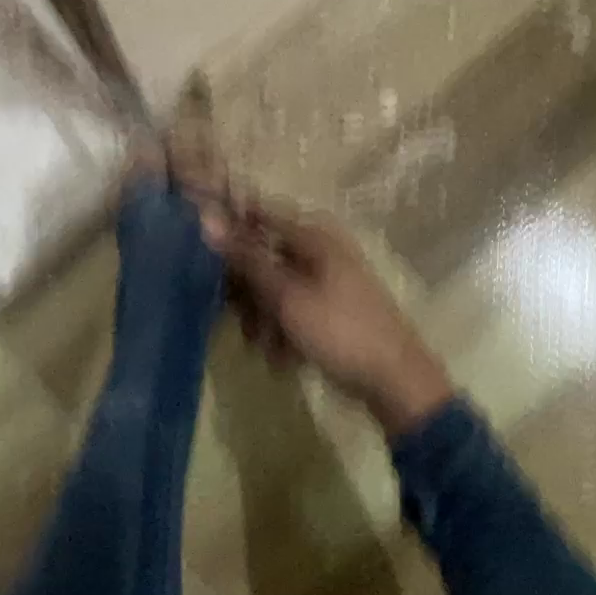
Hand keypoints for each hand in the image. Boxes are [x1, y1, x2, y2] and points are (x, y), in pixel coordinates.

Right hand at [200, 201, 454, 438]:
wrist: (395, 381)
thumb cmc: (339, 331)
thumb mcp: (286, 296)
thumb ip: (246, 259)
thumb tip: (206, 217)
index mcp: (313, 236)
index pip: (257, 213)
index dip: (229, 227)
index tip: (200, 251)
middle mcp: (318, 251)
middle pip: (261, 258)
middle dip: (246, 293)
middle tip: (242, 320)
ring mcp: (324, 282)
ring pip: (271, 290)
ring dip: (262, 320)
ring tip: (267, 347)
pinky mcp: (326, 311)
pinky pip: (288, 312)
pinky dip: (281, 333)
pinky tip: (284, 358)